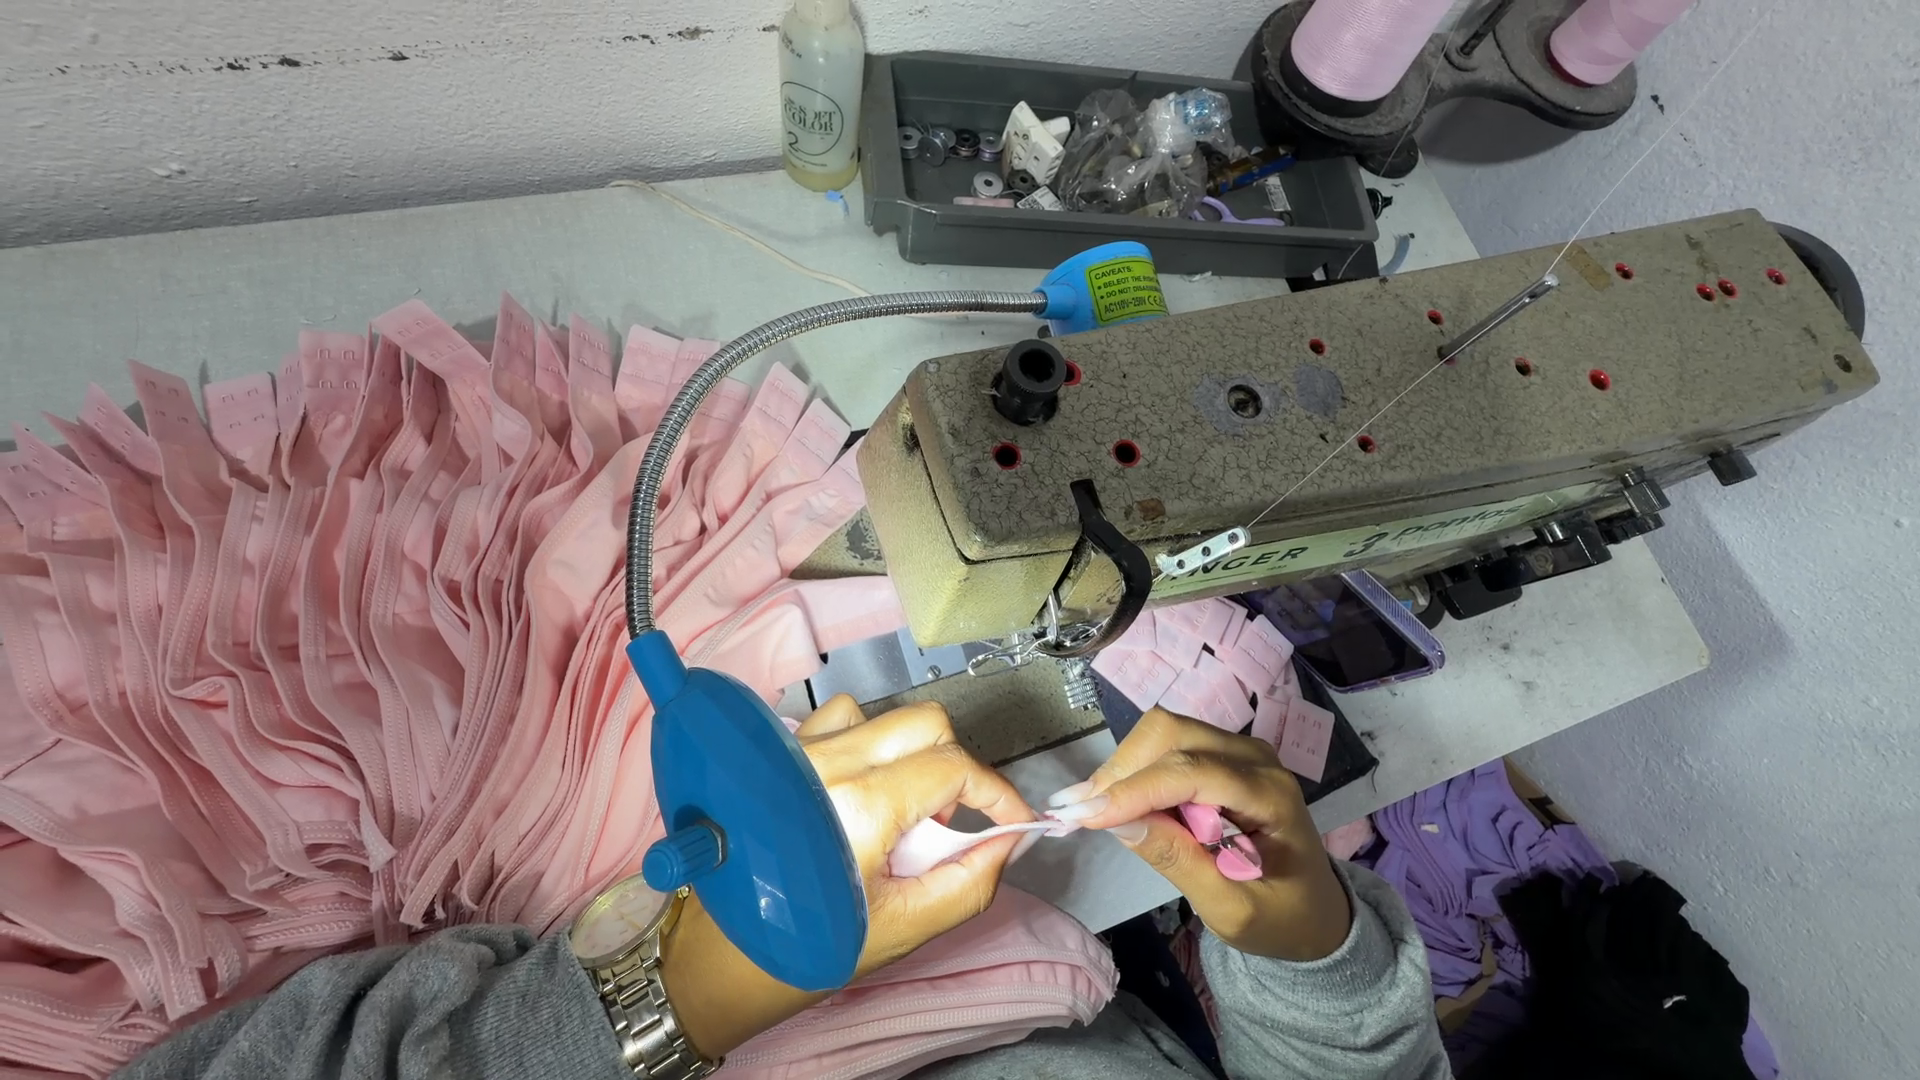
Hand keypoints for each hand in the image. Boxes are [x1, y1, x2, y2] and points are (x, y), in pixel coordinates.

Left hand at [793, 694, 1036, 974]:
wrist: (720, 957)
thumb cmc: (808, 948)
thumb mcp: (903, 928)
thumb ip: (968, 882)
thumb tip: (1008, 840)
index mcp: (860, 806)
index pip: (954, 768)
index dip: (998, 792)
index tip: (1014, 819)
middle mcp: (829, 762)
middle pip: (928, 724)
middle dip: (960, 768)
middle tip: (949, 823)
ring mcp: (801, 750)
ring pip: (888, 717)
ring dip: (915, 754)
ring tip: (903, 808)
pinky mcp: (783, 752)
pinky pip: (843, 718)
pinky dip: (871, 741)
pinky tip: (864, 783)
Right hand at [1050, 708, 1351, 960]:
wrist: (1313, 909)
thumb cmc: (1279, 917)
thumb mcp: (1232, 910)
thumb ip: (1178, 862)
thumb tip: (1118, 821)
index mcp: (1270, 796)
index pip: (1192, 774)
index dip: (1134, 790)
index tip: (1084, 814)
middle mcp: (1253, 757)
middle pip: (1171, 735)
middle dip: (1122, 771)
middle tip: (1083, 812)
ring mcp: (1236, 749)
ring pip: (1162, 731)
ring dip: (1123, 767)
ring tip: (1096, 808)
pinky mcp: (1218, 751)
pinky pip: (1165, 742)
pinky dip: (1134, 766)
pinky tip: (1117, 800)